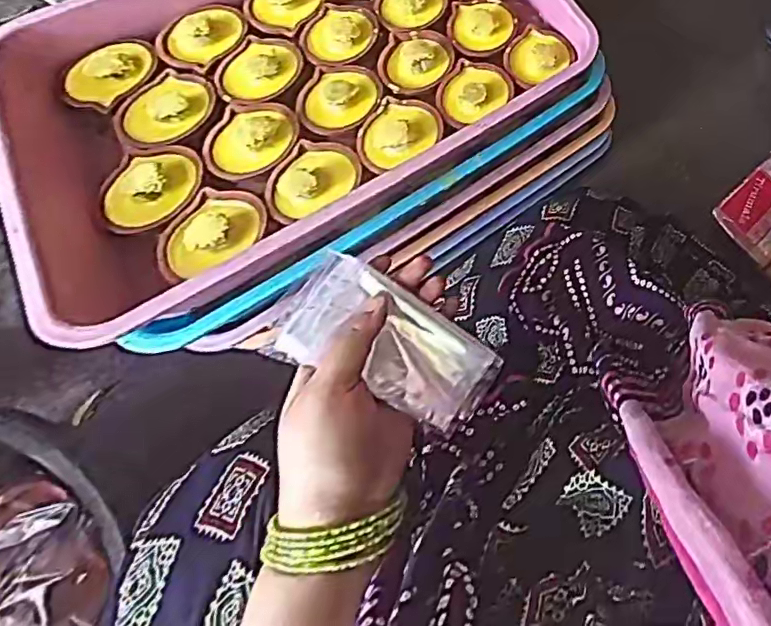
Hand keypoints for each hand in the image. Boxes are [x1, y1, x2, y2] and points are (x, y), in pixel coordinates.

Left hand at [274, 255, 445, 527]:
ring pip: (407, 332)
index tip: (387, 259)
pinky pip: (426, 357)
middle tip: (424, 267)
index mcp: (322, 360)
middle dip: (403, 288)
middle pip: (382, 315)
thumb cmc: (320, 454)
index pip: (345, 310)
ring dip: (423, 307)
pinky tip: (449, 318)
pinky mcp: (407, 395)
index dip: (366, 283)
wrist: (346, 510)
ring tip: (439, 286)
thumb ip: (348, 344)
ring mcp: (382, 379)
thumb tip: (374, 302)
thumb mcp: (323, 393)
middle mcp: (354, 364)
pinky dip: (439, 336)